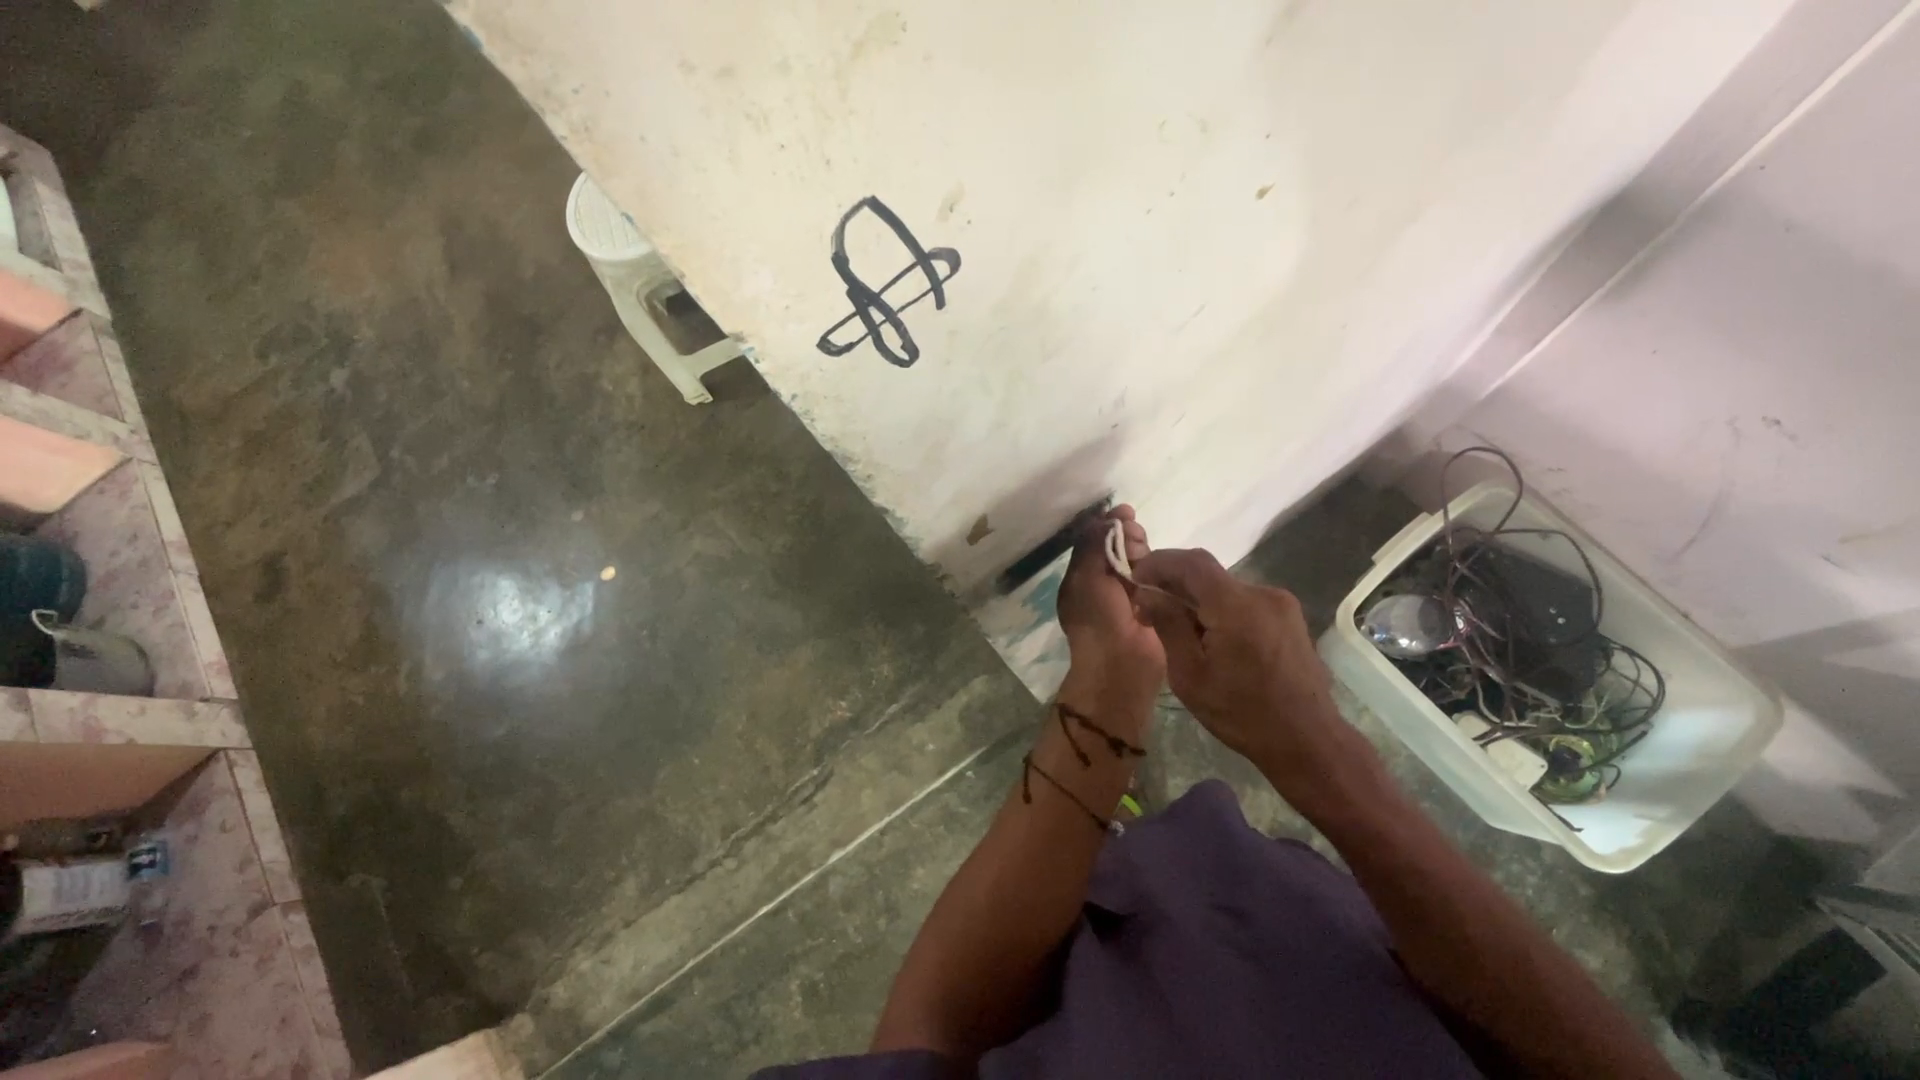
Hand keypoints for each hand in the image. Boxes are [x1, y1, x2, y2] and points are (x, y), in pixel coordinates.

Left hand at [1056, 506, 1162, 707]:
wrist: (1121, 665)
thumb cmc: (1097, 620)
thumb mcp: (1086, 578)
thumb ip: (1094, 545)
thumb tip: (1108, 519)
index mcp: (1082, 579)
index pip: (1095, 542)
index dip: (1109, 524)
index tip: (1127, 511)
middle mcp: (1105, 585)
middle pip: (1120, 548)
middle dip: (1129, 535)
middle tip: (1137, 536)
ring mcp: (1131, 597)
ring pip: (1140, 561)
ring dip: (1144, 550)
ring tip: (1146, 551)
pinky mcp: (1155, 606)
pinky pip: (1158, 579)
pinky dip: (1161, 567)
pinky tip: (1164, 563)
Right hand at [1132, 548, 1343, 772]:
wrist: (1307, 740)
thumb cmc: (1241, 713)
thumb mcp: (1190, 675)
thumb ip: (1168, 625)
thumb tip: (1147, 593)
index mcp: (1236, 605)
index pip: (1191, 562)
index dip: (1159, 562)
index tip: (1136, 578)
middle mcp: (1262, 593)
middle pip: (1209, 575)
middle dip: (1175, 585)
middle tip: (1148, 611)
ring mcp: (1281, 604)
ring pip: (1226, 590)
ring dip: (1198, 601)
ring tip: (1179, 632)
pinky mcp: (1290, 619)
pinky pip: (1245, 603)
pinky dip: (1221, 611)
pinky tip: (1211, 640)